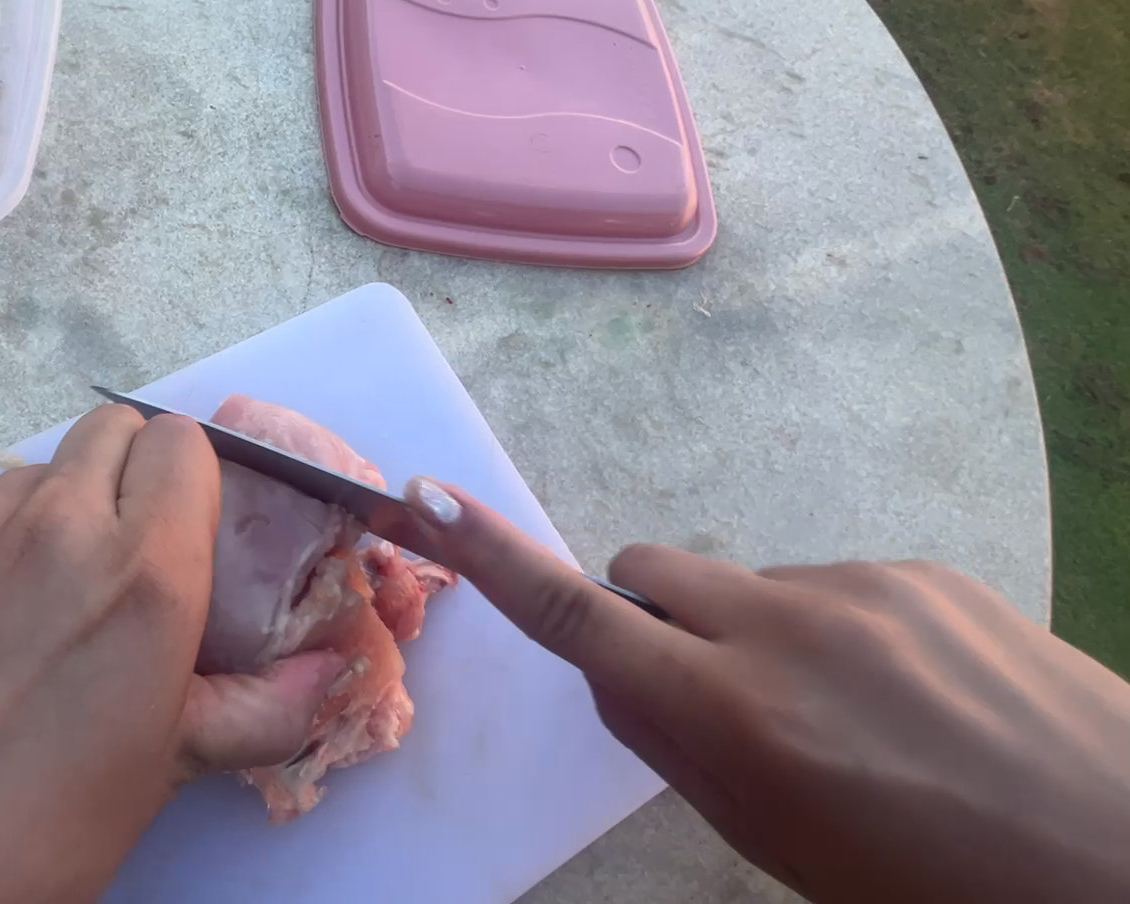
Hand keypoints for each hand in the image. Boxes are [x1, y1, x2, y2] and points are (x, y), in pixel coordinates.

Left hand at [0, 406, 342, 903]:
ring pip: (34, 469)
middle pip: (109, 425)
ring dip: (48, 509)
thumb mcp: (176, 758)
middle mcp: (58, 521)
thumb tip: (335, 668)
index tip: (175, 520)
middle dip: (124, 468)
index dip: (184, 475)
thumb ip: (269, 702)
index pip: (180, 439)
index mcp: (145, 570)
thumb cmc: (58, 817)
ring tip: (31, 590)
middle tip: (113, 540)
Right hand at [403, 477, 1129, 903]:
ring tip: (856, 710)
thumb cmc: (931, 890)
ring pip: (739, 582)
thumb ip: (670, 736)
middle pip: (648, 569)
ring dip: (755, 630)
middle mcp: (784, 628)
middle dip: (655, 614)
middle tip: (722, 687)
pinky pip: (825, 584)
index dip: (490, 556)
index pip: (575, 614)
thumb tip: (617, 664)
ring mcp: (862, 586)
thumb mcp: (772, 838)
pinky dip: (834, 628)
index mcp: (739, 713)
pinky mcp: (923, 568)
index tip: (431, 498)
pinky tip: (916, 694)